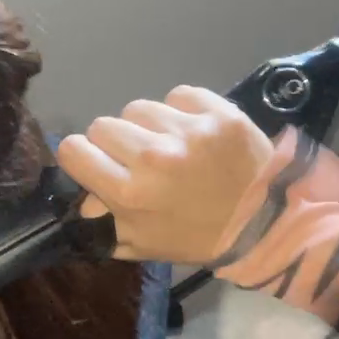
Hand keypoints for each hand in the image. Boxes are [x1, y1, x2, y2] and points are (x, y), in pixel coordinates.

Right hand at [57, 86, 274, 264]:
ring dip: (147, 125)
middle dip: (113, 142)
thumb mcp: (142, 243)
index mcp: (128, 194)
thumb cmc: (196, 238)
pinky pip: (178, 95)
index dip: (82, 156)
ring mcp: (187, 132)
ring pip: (138, 108)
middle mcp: (152, 157)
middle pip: (103, 125)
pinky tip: (191, 131)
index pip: (75, 150)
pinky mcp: (217, 113)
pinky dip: (180, 110)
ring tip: (167, 143)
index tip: (96, 164)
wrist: (264, 223)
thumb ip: (104, 223)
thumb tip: (84, 201)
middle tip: (135, 158)